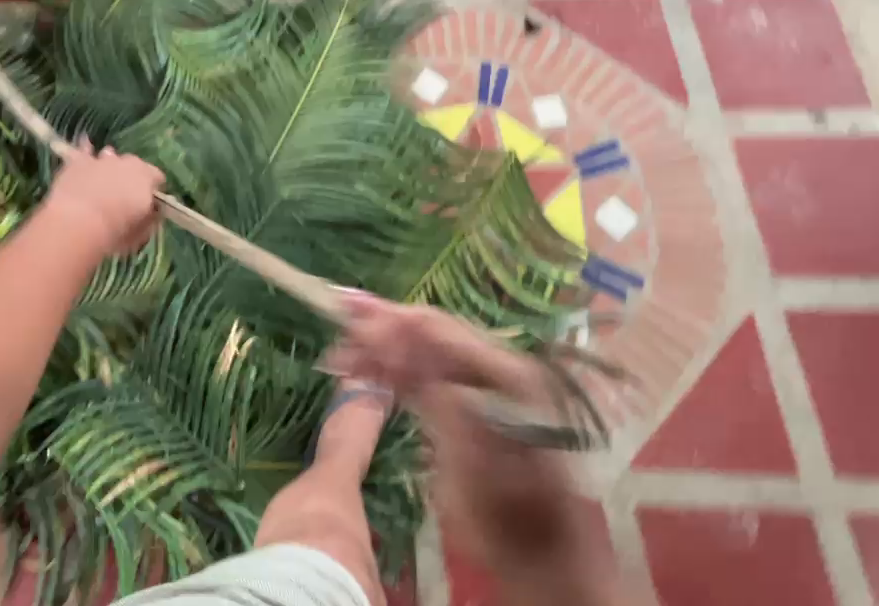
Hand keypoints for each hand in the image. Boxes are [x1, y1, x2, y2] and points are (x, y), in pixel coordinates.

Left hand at [39, 143, 163, 255]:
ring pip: (110, 156)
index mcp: (146, 176)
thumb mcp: (141, 233)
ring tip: (103, 180)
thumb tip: (152, 213)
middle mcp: (126, 162)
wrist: (77, 222)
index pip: (157, 178)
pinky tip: (85, 150)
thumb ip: (150, 219)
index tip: (149, 205)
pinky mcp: (78, 162)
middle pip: (134, 166)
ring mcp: (101, 159)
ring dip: (109, 166)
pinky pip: (85, 152)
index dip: (154, 191)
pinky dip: (86, 152)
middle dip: (131, 178)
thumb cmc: (115, 231)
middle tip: (123, 198)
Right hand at [324, 297, 624, 602]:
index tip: (343, 312)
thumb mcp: (468, 462)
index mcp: (508, 376)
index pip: (437, 328)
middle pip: (428, 335)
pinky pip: (428, 375)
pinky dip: (395, 371)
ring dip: (381, 352)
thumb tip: (392, 345)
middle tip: (336, 343)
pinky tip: (366, 372)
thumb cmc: (508, 521)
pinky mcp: (473, 407)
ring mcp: (488, 389)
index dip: (388, 317)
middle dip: (379, 333)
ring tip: (341, 357)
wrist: (543, 566)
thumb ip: (433, 396)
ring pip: (423, 353)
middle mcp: (499, 371)